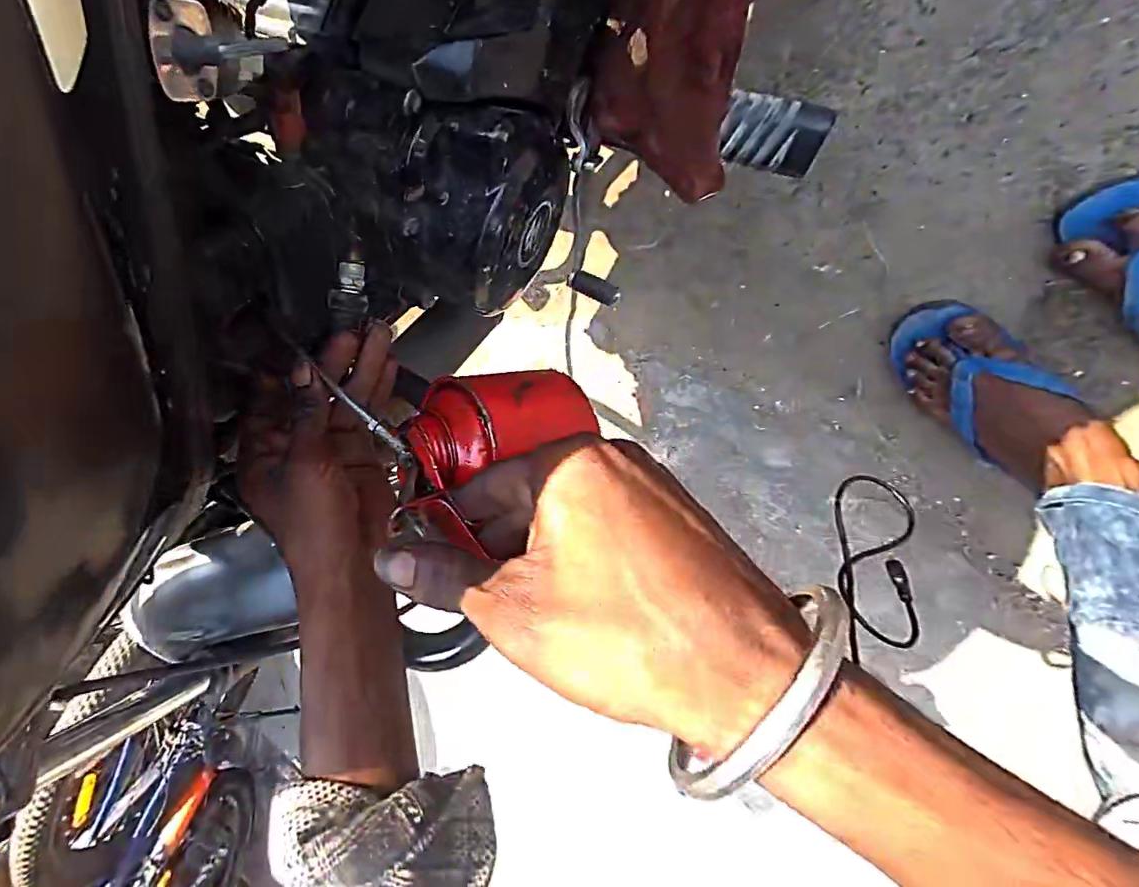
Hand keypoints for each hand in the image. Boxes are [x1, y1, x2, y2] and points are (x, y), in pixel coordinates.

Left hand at [238, 325, 400, 577]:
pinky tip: (386, 365)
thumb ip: (307, 414)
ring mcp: (328, 447)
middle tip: (349, 333)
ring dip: (361, 367)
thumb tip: (303, 373)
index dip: (286, 368)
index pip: (270, 398)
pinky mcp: (358, 452)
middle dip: (332, 360)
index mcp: (262, 451)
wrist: (353, 563)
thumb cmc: (312, 530)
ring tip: (375, 337)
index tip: (301, 339)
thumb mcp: (303, 464)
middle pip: (312, 391)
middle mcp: (293, 445)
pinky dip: (378, 389)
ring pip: (344, 397)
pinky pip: (367, 413)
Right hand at [373, 435, 808, 756]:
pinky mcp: (679, 514)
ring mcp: (652, 482)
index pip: (481, 486)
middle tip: (492, 599)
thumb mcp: (512, 611)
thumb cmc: (620, 637)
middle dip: (500, 546)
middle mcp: (611, 458)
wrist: (749, 680)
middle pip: (525, 495)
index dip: (451, 530)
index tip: (439, 566)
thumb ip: (442, 575)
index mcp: (566, 463)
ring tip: (541, 609)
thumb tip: (389, 557)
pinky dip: (583, 553)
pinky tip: (587, 602)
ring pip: (567, 511)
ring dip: (540, 553)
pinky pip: (608, 521)